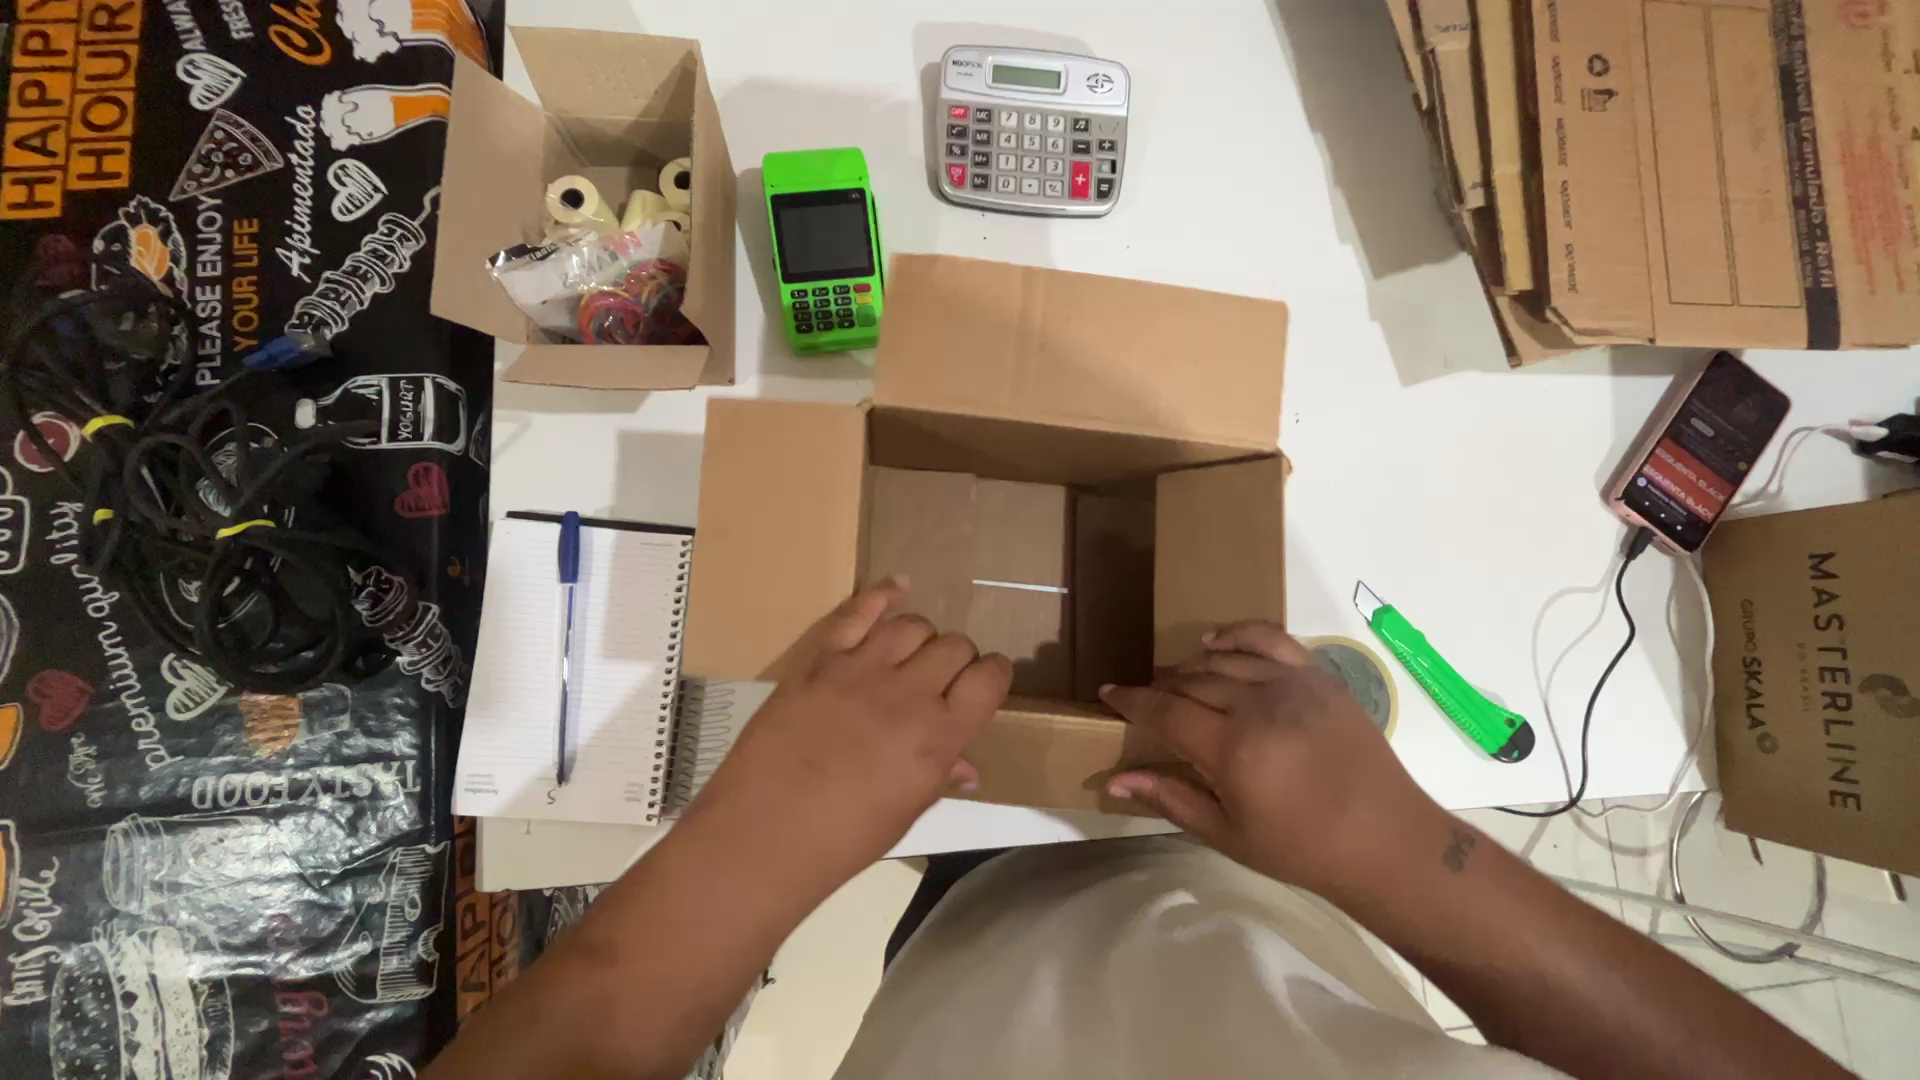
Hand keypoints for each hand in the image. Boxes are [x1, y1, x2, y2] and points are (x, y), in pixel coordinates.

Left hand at [683, 579, 1012, 891]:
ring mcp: (861, 670)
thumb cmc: (842, 839)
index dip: (994, 675)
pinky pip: (858, 612)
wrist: (762, 835)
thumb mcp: (905, 814)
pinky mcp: (820, 661)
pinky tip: (898, 588)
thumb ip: (941, 778)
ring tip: (913, 656)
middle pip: (954, 645)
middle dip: (958, 659)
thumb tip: (967, 766)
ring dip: (922, 637)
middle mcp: (908, 694)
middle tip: (942, 680)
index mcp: (938, 737)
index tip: (986, 682)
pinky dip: (882, 595)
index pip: (990, 678)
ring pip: (912, 626)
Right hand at [1102, 622, 1443, 900]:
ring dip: (1192, 668)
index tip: (1109, 694)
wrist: (1388, 842)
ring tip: (1179, 683)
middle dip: (1160, 688)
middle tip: (1148, 701)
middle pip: (1191, 681)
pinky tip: (1215, 641)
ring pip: (1224, 661)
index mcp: (1233, 749)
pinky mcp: (1320, 678)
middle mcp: (1259, 706)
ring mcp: (1293, 686)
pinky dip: (1238, 634)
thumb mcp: (1227, 833)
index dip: (1132, 700)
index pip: (1165, 710)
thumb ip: (1169, 798)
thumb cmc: (1301, 848)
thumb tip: (1113, 780)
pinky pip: (1270, 640)